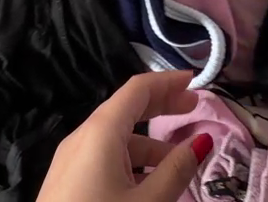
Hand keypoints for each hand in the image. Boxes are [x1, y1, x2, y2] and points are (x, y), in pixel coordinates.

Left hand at [40, 71, 212, 201]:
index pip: (138, 88)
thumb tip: (201, 140)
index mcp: (101, 131)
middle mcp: (82, 138)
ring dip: (149, 143)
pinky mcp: (66, 185)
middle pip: (127, 108)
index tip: (194, 82)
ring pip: (116, 139)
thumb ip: (176, 170)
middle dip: (162, 106)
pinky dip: (130, 162)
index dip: (168, 82)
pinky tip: (147, 186)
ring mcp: (70, 162)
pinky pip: (104, 160)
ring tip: (178, 162)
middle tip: (193, 109)